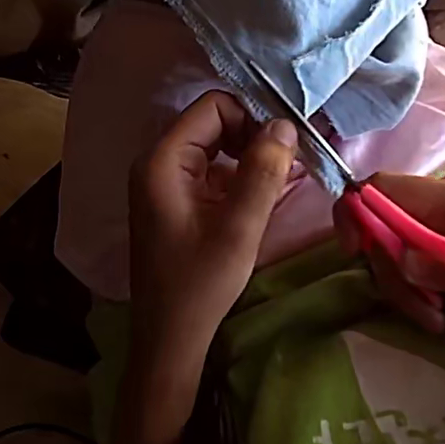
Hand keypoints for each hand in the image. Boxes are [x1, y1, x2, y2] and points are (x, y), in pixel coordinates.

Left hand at [129, 90, 297, 370]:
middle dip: (253, 136)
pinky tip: (260, 197)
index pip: (214, 106)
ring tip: (279, 180)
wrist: (171, 337)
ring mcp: (164, 182)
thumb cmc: (201, 283)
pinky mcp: (175, 200)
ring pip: (216, 145)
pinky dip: (238, 176)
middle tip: (287, 164)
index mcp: (163, 160)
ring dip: (249, 157)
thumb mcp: (239, 227)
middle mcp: (157, 162)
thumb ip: (264, 171)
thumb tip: (285, 123)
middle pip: (214, 122)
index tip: (284, 147)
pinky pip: (211, 169)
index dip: (252, 118)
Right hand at [333, 169, 444, 337]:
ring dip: (402, 287)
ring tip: (438, 315)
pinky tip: (438, 307)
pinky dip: (410, 287)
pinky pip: (402, 256)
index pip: (382, 187)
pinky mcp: (438, 235)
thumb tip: (403, 257)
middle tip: (426, 310)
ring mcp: (439, 215)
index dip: (356, 215)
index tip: (356, 255)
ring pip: (388, 246)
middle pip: (380, 222)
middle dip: (391, 271)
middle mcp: (443, 196)